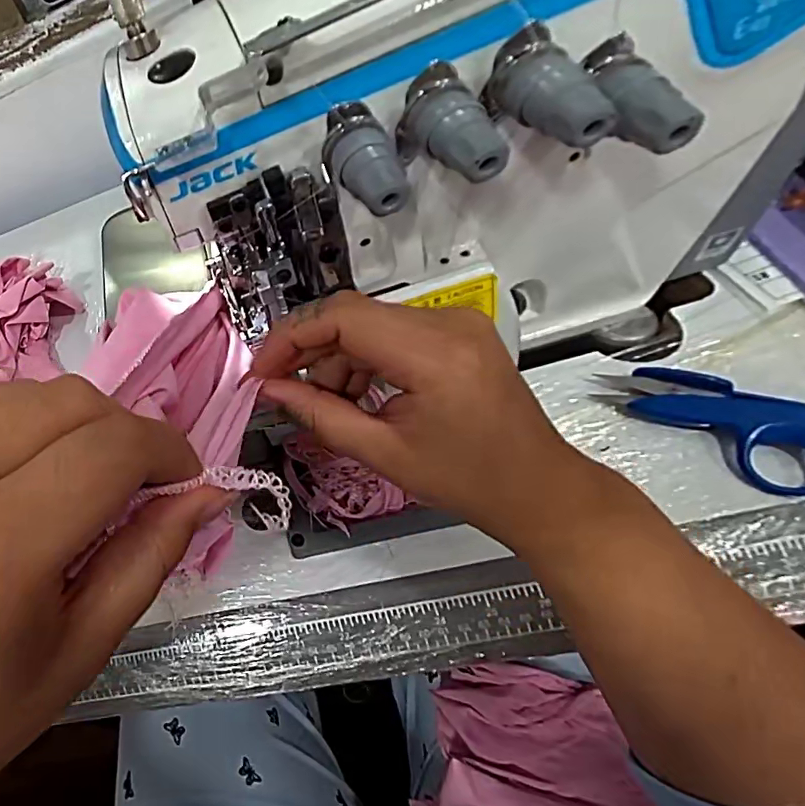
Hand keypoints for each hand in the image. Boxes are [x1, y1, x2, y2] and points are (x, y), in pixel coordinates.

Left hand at [0, 376, 229, 805]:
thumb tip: (207, 490)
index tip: (186, 477)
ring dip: (77, 423)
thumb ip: (150, 555)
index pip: (112, 448)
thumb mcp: (78, 651)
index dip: (167, 450)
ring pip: (28, 391)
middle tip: (139, 484)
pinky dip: (25, 427)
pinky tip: (24, 477)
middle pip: (73, 399)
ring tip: (83, 480)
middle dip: (126, 430)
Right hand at [256, 295, 804, 805]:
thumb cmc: (465, 481)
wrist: (542, 490)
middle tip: (284, 389)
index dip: (291, 339)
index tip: (262, 373)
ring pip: (369, 323)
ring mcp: (457, 322)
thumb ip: (319, 414)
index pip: (342, 318)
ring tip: (326, 403)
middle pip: (352, 315)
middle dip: (310, 351)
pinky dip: (365, 360)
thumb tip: (271, 390)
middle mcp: (447, 322)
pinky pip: (393, 332)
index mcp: (433, 353)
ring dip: (337, 358)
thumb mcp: (382, 453)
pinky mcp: (459, 331)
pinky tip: (358, 395)